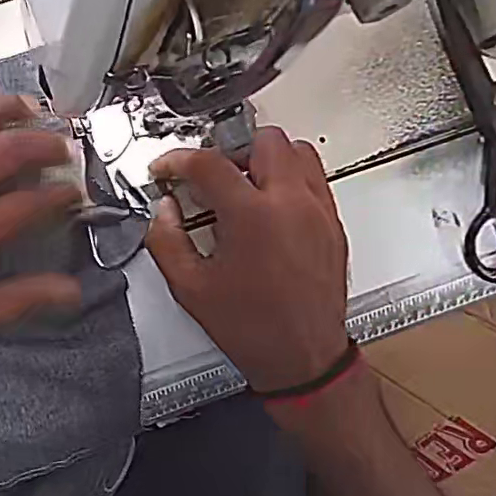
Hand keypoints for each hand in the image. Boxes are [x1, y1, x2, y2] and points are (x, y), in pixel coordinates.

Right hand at [144, 126, 350, 392]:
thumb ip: (166, 241)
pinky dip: (289, 178)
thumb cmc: (253, 328)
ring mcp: (318, 211)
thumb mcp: (189, 287)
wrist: (302, 355)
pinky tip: (268, 205)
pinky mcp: (332, 224)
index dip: (178, 160)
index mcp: (251, 217)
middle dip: (228, 150)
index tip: (168, 168)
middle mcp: (291, 205)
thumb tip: (162, 212)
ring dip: (264, 158)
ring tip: (241, 184)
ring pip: (297, 151)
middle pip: (263, 140)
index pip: (209, 163)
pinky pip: (314, 179)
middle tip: (209, 175)